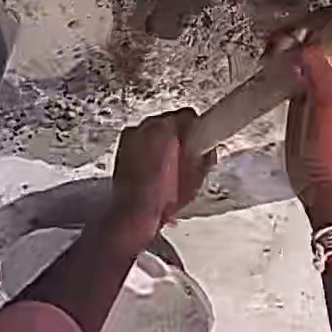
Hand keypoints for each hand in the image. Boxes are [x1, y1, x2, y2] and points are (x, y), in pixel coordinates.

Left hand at [108, 109, 214, 237]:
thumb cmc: (162, 200)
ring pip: (154, 129)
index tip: (199, 139)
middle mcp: (148, 125)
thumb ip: (204, 157)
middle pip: (170, 121)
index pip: (189, 115)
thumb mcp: (194, 179)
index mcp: (168, 128)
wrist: (133, 216)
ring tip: (167, 164)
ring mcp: (133, 133)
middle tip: (184, 155)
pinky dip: (146, 147)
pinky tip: (151, 167)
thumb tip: (207, 150)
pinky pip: (140, 138)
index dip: (197, 129)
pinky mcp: (123, 144)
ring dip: (162, 141)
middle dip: (178, 135)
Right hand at [278, 34, 331, 226]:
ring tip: (269, 50)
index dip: (319, 18)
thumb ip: (318, 65)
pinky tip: (267, 58)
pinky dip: (279, 56)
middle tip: (277, 38)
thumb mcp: (330, 102)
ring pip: (304, 44)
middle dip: (297, 28)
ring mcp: (324, 77)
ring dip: (285, 40)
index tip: (296, 24)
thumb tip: (300, 40)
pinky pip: (293, 62)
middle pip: (320, 31)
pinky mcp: (306, 90)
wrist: (328, 188)